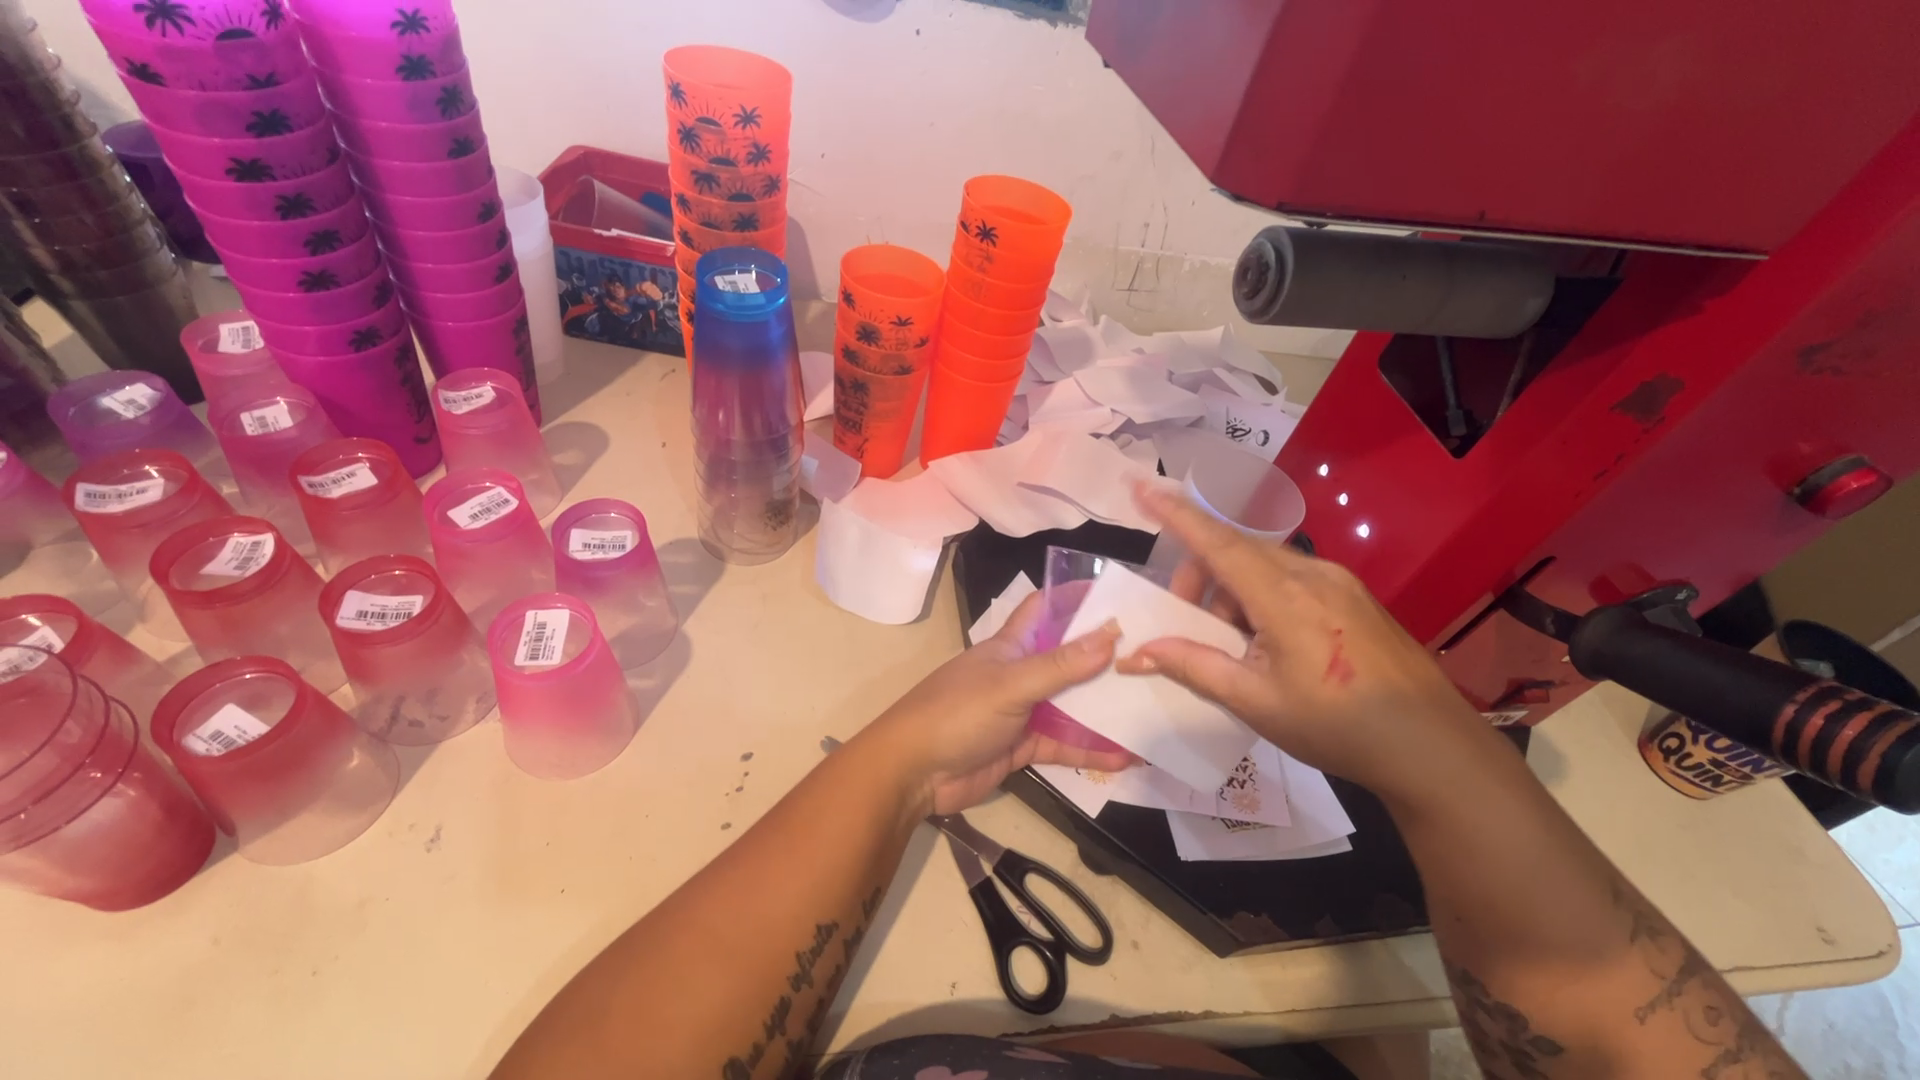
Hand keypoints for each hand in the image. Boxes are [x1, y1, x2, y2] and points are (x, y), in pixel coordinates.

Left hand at [856, 593, 1135, 814]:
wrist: (912, 773)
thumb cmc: (956, 714)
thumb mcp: (1009, 686)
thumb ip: (1059, 666)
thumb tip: (1110, 635)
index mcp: (1010, 646)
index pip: (1044, 608)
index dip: (1076, 597)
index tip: (1121, 596)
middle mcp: (1019, 674)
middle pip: (1068, 660)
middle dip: (1105, 659)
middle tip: (1156, 659)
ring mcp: (1021, 712)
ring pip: (1070, 706)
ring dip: (1105, 709)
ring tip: (1155, 709)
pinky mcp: (1022, 747)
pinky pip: (1064, 745)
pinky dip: (1091, 751)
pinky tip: (1128, 757)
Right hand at [1116, 481, 1497, 801]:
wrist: (1431, 746)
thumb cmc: (1337, 727)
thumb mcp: (1256, 702)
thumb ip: (1195, 666)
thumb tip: (1140, 651)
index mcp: (1283, 595)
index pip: (1216, 542)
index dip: (1175, 514)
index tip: (1141, 486)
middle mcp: (1311, 573)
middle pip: (1236, 550)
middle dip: (1198, 574)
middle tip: (1184, 622)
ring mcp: (1339, 582)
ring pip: (1264, 564)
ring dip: (1230, 589)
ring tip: (1229, 643)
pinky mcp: (1354, 597)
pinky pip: (1291, 579)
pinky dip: (1261, 596)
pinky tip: (1266, 643)